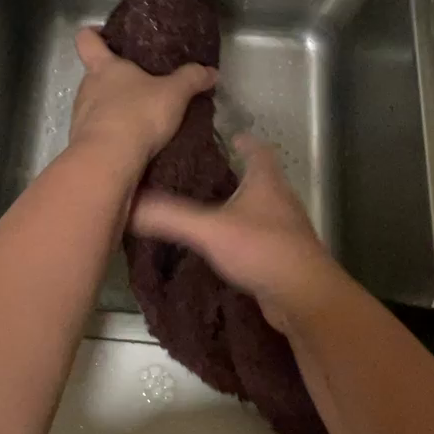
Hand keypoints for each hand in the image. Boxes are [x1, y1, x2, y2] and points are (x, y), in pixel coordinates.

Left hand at [67, 27, 216, 165]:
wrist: (108, 162)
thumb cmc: (137, 115)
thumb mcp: (174, 94)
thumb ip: (192, 79)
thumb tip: (211, 71)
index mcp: (103, 67)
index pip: (86, 40)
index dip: (93, 34)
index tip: (105, 36)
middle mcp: (87, 88)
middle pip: (96, 75)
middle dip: (117, 80)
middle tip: (144, 86)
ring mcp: (81, 117)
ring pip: (97, 105)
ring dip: (116, 110)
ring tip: (143, 119)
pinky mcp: (83, 144)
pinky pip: (100, 133)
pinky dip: (115, 135)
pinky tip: (136, 144)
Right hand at [129, 135, 355, 330]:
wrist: (303, 296)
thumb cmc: (261, 249)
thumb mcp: (209, 229)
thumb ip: (170, 217)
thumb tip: (129, 206)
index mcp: (267, 181)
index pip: (257, 149)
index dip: (243, 140)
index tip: (228, 137)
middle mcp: (280, 199)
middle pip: (260, 177)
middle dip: (236, 173)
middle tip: (205, 173)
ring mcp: (285, 229)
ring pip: (261, 208)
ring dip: (240, 206)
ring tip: (209, 208)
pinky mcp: (284, 256)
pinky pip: (261, 237)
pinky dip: (244, 236)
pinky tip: (224, 246)